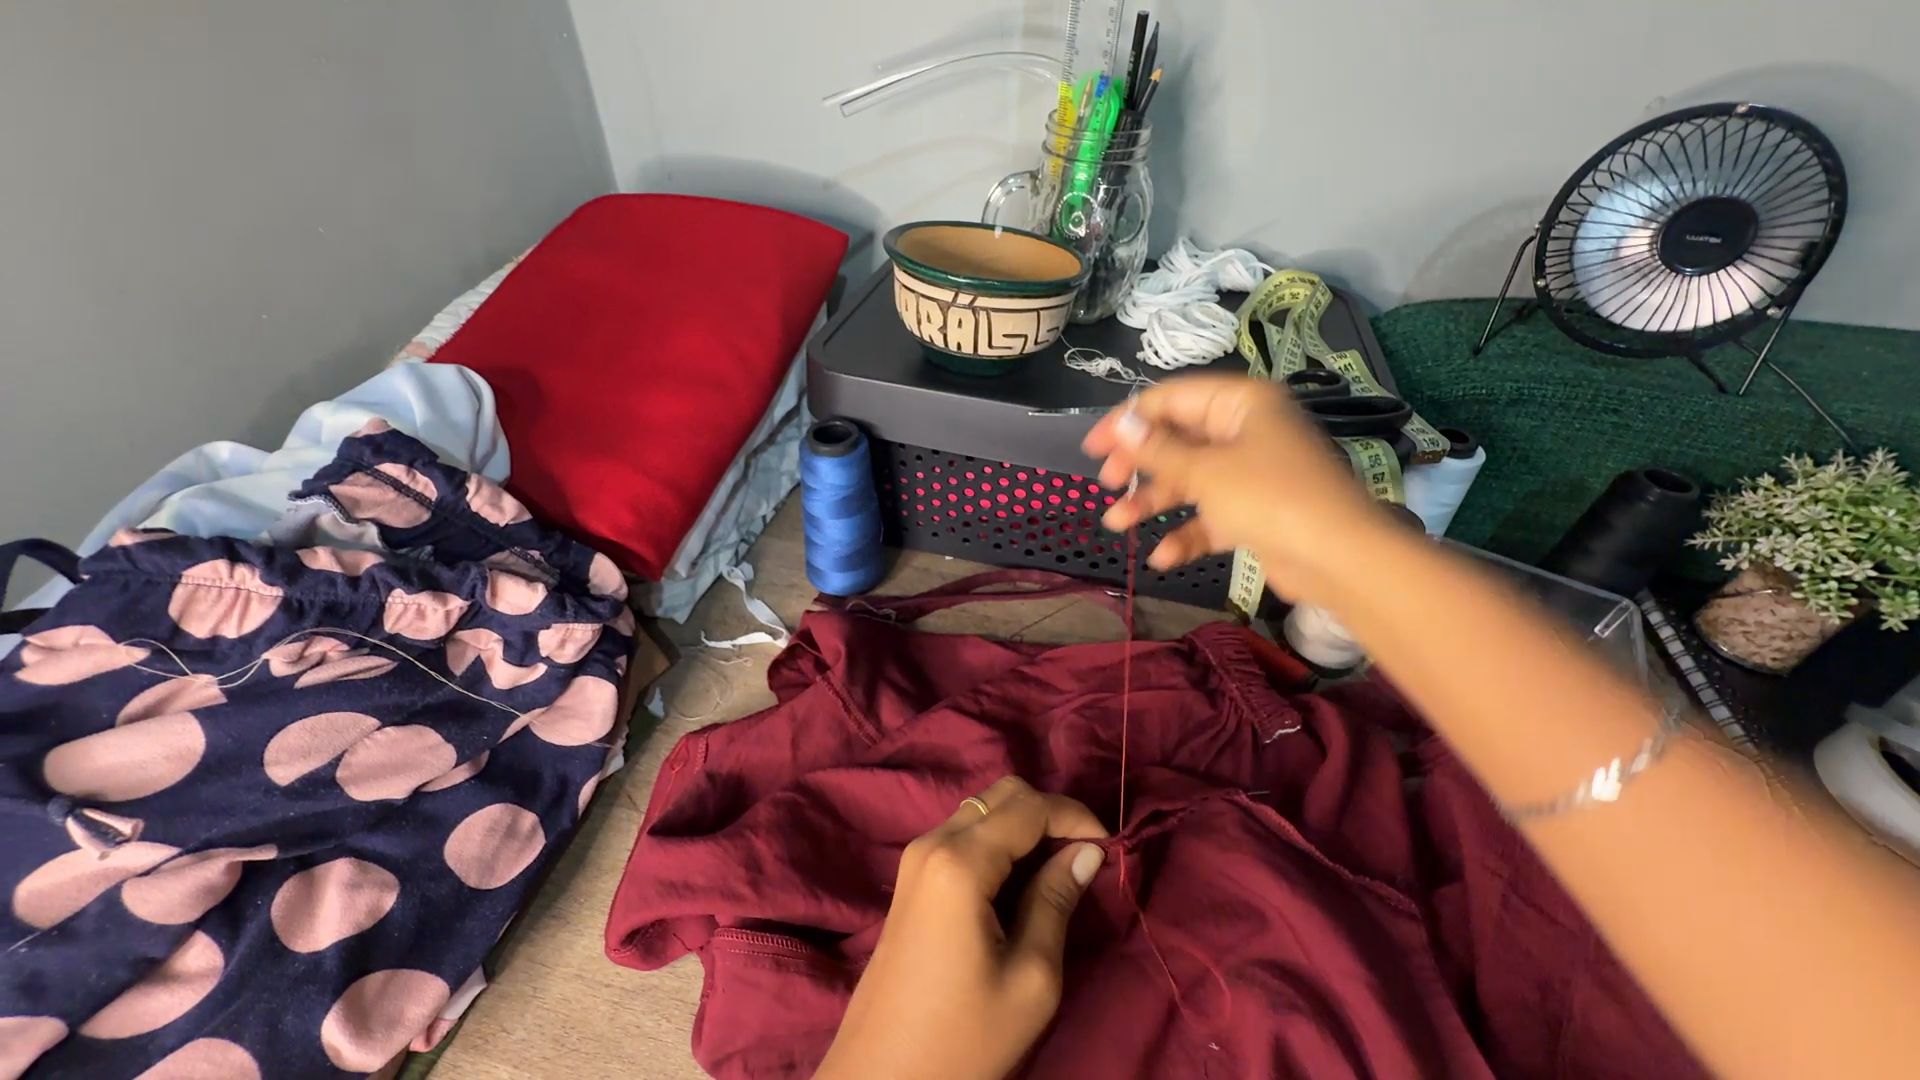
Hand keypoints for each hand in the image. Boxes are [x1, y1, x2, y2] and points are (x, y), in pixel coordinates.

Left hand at [816, 777, 1108, 1079]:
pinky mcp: (911, 878)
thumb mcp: (1031, 979)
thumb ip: (1056, 901)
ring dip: (1024, 827)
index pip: (1029, 806)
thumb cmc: (963, 1038)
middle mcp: (931, 843)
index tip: (1108, 848)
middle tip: (1083, 858)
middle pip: (1002, 795)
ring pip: (982, 811)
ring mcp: (915, 858)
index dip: (1075, 816)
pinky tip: (1020, 883)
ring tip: (1057, 872)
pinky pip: (964, 835)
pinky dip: (1000, 843)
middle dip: (1050, 814)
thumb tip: (1087, 851)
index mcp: (959, 862)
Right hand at [1081, 374, 1385, 604]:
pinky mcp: (1255, 512)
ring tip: (1118, 526)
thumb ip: (1158, 450)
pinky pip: (1210, 515)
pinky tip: (1163, 558)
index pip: (1171, 399)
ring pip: (1190, 481)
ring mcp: (1251, 473)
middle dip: (1140, 467)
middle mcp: (1245, 431)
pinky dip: (1186, 532)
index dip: (1127, 421)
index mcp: (1240, 404)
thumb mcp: (1205, 472)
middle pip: (1178, 441)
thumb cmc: (1269, 498)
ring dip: (1154, 503)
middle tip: (1108, 486)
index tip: (1093, 449)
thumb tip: (1121, 423)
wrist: (1339, 558)